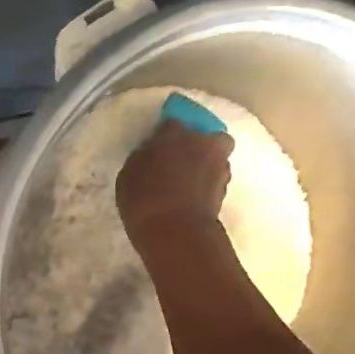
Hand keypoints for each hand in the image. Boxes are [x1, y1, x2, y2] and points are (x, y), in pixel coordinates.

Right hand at [115, 118, 234, 249]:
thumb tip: (151, 153)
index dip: (164, 133)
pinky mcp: (226, 190)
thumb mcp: (129, 174)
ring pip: (214, 157)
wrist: (177, 232)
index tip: (156, 146)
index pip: (172, 121)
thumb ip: (143, 157)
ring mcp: (220, 165)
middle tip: (178, 161)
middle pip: (205, 135)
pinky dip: (205, 185)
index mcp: (176, 131)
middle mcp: (204, 140)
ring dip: (204, 166)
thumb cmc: (145, 199)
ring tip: (185, 185)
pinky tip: (190, 198)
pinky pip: (213, 180)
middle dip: (195, 144)